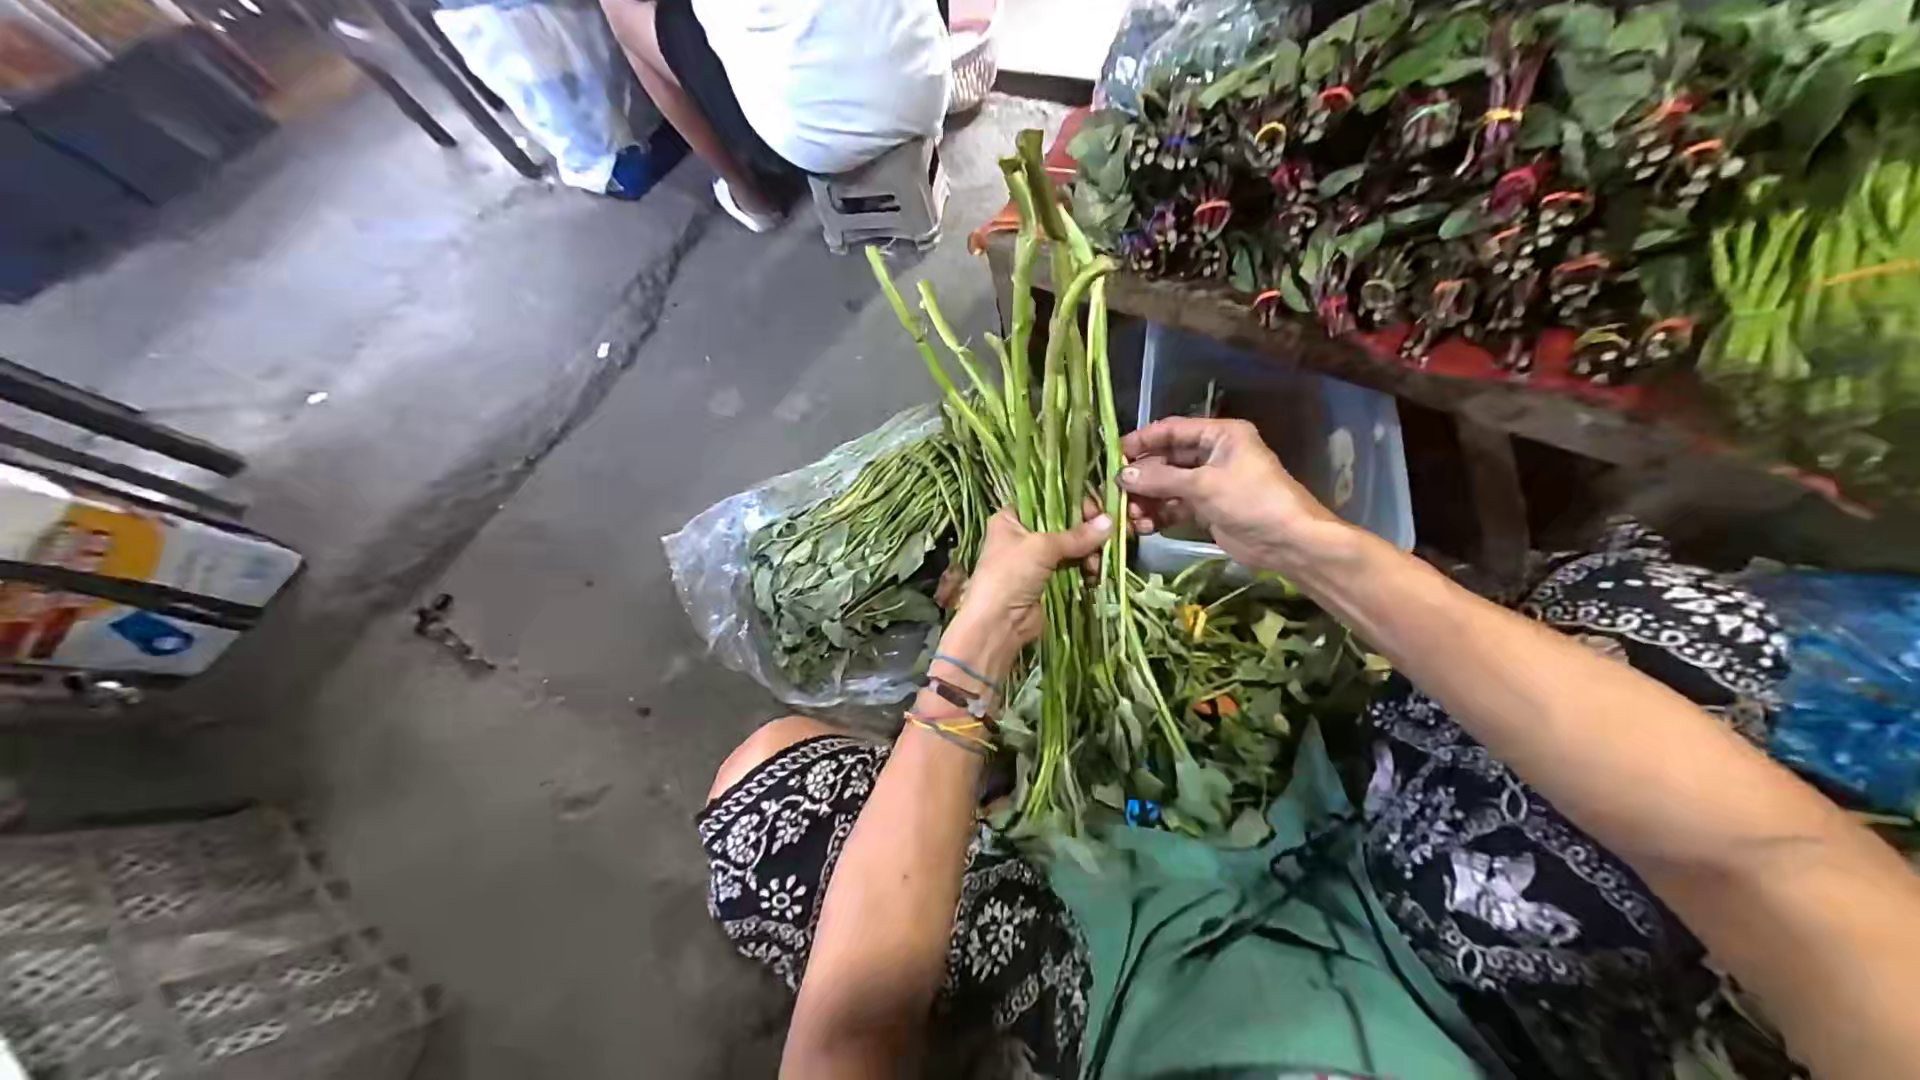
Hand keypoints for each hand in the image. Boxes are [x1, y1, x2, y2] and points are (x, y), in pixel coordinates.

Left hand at [956, 508, 1111, 646]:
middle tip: (1105, 536)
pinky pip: (1072, 566)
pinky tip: (1093, 574)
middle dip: (1085, 530)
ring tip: (1095, 563)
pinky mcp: (1047, 579)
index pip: (1047, 499)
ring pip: (1070, 546)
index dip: (1073, 502)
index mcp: (1010, 518)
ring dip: (1088, 552)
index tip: (1096, 509)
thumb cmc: (1010, 575)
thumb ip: (1076, 535)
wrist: (998, 624)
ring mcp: (1035, 559)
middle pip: (1063, 523)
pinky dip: (1084, 568)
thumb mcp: (1041, 548)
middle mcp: (1022, 534)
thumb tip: (1110, 521)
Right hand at [1119, 417, 1346, 574]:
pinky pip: (1174, 506)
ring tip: (1130, 516)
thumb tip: (1121, 475)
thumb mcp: (1204, 485)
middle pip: (1166, 459)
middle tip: (1116, 493)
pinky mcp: (1206, 508)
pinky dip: (1158, 514)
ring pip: (1167, 485)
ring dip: (1146, 499)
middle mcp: (1212, 454)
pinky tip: (1143, 527)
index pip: (1171, 430)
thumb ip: (1160, 478)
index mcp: (1219, 435)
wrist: (1288, 542)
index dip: (1142, 441)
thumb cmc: (1251, 500)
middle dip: (1141, 477)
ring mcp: (1208, 482)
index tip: (1114, 455)